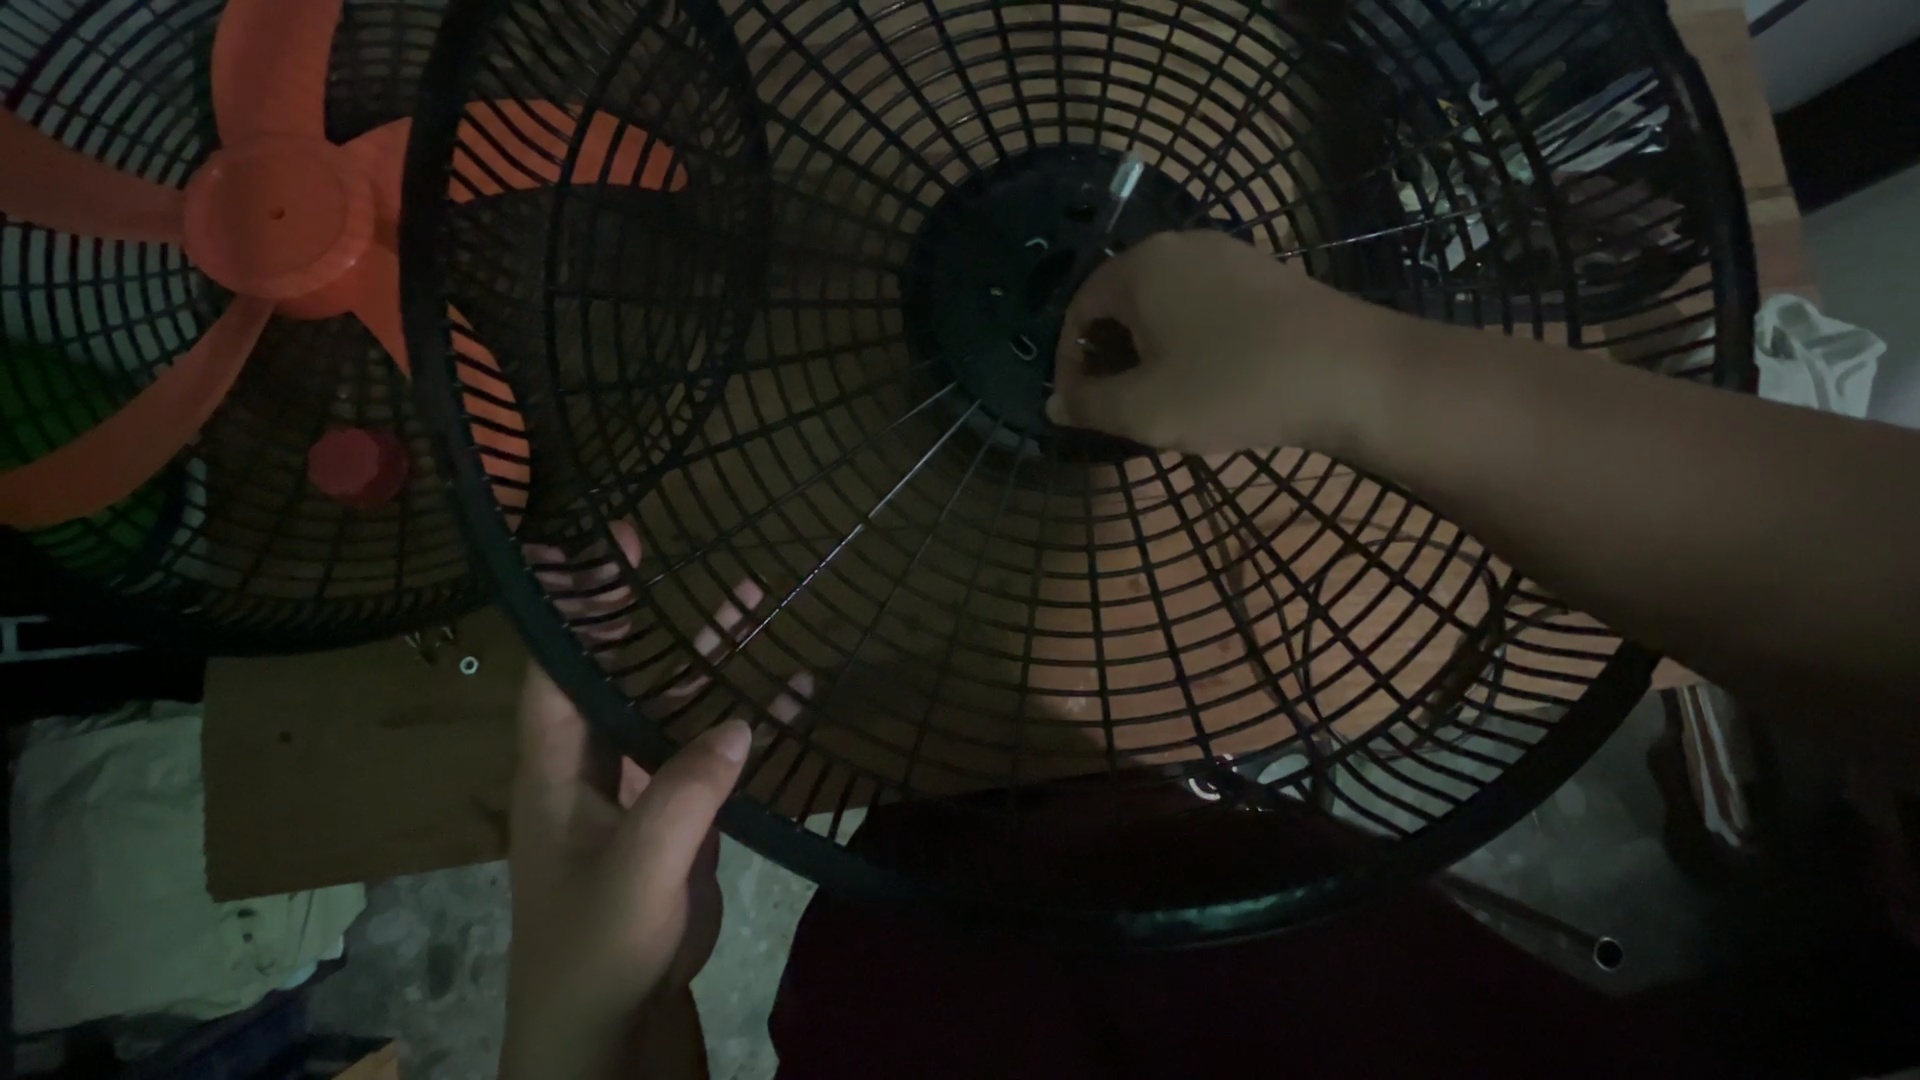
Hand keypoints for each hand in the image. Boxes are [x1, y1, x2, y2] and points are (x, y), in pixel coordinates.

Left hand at [503, 521, 808, 1079]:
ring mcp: (642, 784)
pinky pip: (716, 751)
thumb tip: (741, 721)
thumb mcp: (638, 865)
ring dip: (711, 659)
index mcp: (558, 765)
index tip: (605, 549)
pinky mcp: (680, 811)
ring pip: (676, 704)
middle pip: (624, 672)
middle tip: (691, 560)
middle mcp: (597, 761)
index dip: (576, 608)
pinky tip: (790, 690)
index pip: (557, 668)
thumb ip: (686, 791)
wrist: (612, 1019)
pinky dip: (750, 719)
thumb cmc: (597, 941)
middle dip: (655, 618)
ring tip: (753, 604)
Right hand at [1046, 230, 1400, 454]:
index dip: (1069, 363)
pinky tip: (1209, 377)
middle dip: (1109, 356)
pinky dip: (1187, 339)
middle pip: (1121, 302)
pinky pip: (1203, 303)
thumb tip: (1054, 403)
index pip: (1079, 310)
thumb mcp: (1143, 410)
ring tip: (1162, 396)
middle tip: (1120, 406)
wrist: (1354, 375)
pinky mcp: (1266, 272)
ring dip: (1148, 350)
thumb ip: (1088, 405)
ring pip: (1163, 304)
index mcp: (1141, 267)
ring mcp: (1229, 254)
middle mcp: (1180, 245)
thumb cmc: (1231, 387)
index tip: (1081, 407)